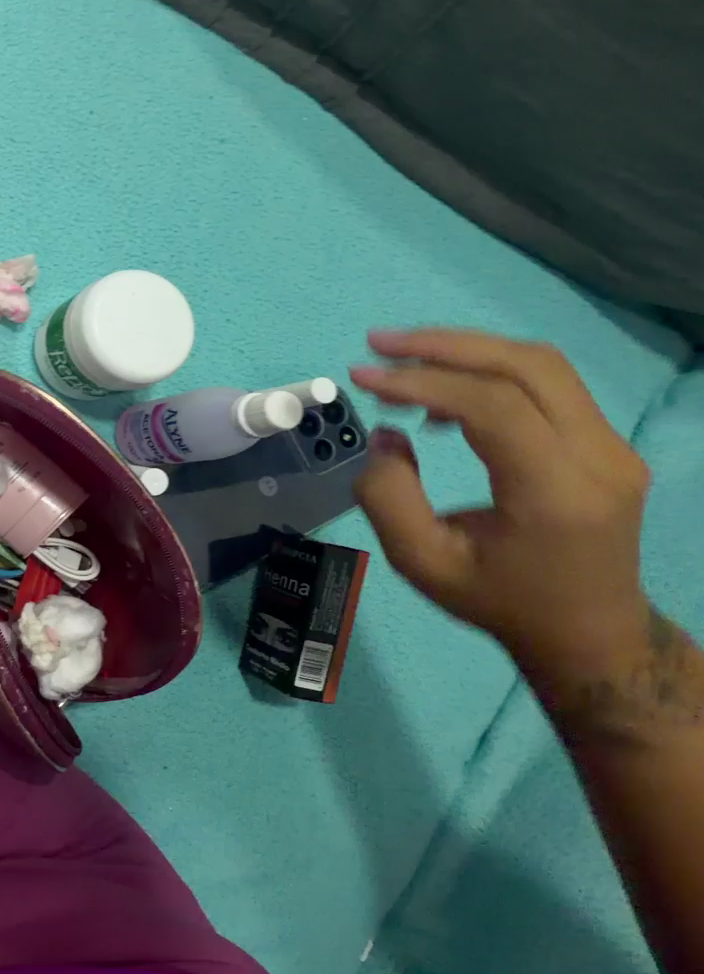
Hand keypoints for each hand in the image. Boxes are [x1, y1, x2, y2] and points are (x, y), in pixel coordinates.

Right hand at [348, 329, 652, 660]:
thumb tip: (386, 434)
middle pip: (530, 367)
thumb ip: (389, 497)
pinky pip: (547, 385)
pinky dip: (487, 373)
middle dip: (447, 346)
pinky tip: (442, 392)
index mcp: (555, 493)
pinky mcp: (603, 442)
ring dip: (467, 351)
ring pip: (543, 366)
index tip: (361, 377)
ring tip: (401, 358)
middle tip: (378, 344)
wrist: (586, 628)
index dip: (423, 381)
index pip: (494, 407)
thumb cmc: (496, 599)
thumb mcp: (420, 561)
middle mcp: (598, 458)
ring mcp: (611, 446)